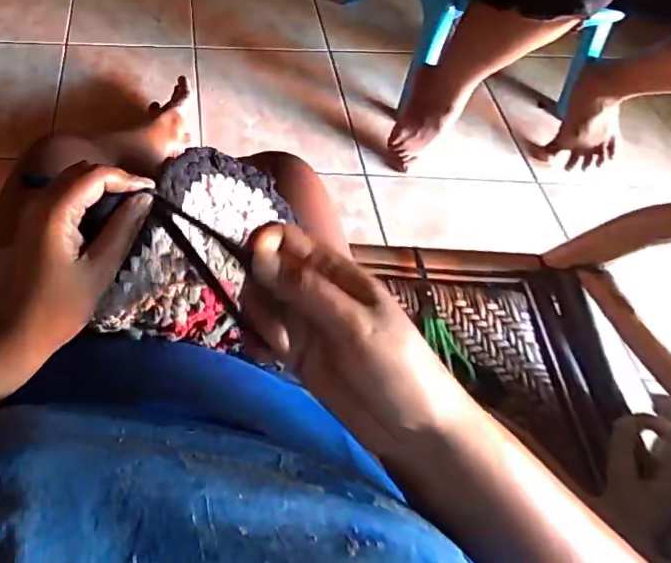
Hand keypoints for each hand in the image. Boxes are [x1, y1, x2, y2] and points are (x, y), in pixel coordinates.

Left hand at [0, 162, 151, 359]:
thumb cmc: (56, 309)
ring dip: (99, 187)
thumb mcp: (98, 271)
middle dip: (114, 179)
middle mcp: (40, 202)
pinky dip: (85, 197)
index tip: (152, 190)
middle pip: (82, 171)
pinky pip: (62, 195)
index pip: (96, 175)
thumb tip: (143, 199)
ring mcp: (32, 211)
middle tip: (141, 198)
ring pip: (71, 180)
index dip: (127, 178)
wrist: (9, 335)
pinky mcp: (31, 222)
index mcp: (56, 211)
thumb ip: (122, 230)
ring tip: (127, 205)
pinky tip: (103, 217)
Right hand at [242, 225, 479, 460]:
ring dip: (257, 317)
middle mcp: (312, 290)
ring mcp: (303, 322)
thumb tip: (258, 254)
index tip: (253, 264)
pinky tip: (265, 356)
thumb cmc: (397, 364)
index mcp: (333, 270)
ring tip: (278, 345)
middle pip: (266, 268)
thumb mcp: (354, 323)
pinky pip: (262, 335)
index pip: (288, 239)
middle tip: (271, 318)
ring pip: (261, 302)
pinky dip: (255, 341)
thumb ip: (306, 289)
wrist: (417, 431)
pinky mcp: (296, 354)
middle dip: (257, 286)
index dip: (265, 243)